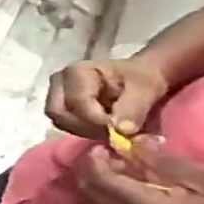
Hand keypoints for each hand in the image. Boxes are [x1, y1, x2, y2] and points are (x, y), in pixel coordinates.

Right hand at [45, 57, 169, 139]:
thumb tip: (121, 131)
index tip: (122, 129)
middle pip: (59, 112)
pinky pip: (64, 124)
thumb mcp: (147, 89)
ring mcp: (56, 93)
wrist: (138, 77)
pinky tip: (101, 127)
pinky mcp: (60, 104)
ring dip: (85, 130)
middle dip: (86, 127)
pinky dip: (83, 131)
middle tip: (113, 132)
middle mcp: (60, 81)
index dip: (98, 120)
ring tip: (110, 129)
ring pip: (59, 120)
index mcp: (78, 71)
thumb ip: (133, 108)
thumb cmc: (142, 78)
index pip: (77, 101)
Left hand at [77, 137, 203, 203]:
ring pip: (102, 201)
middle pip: (93, 192)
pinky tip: (139, 180)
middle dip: (94, 168)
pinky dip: (116, 191)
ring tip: (127, 162)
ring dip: (104, 179)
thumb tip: (134, 143)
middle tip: (114, 151)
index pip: (100, 181)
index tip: (107, 144)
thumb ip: (167, 162)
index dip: (95, 159)